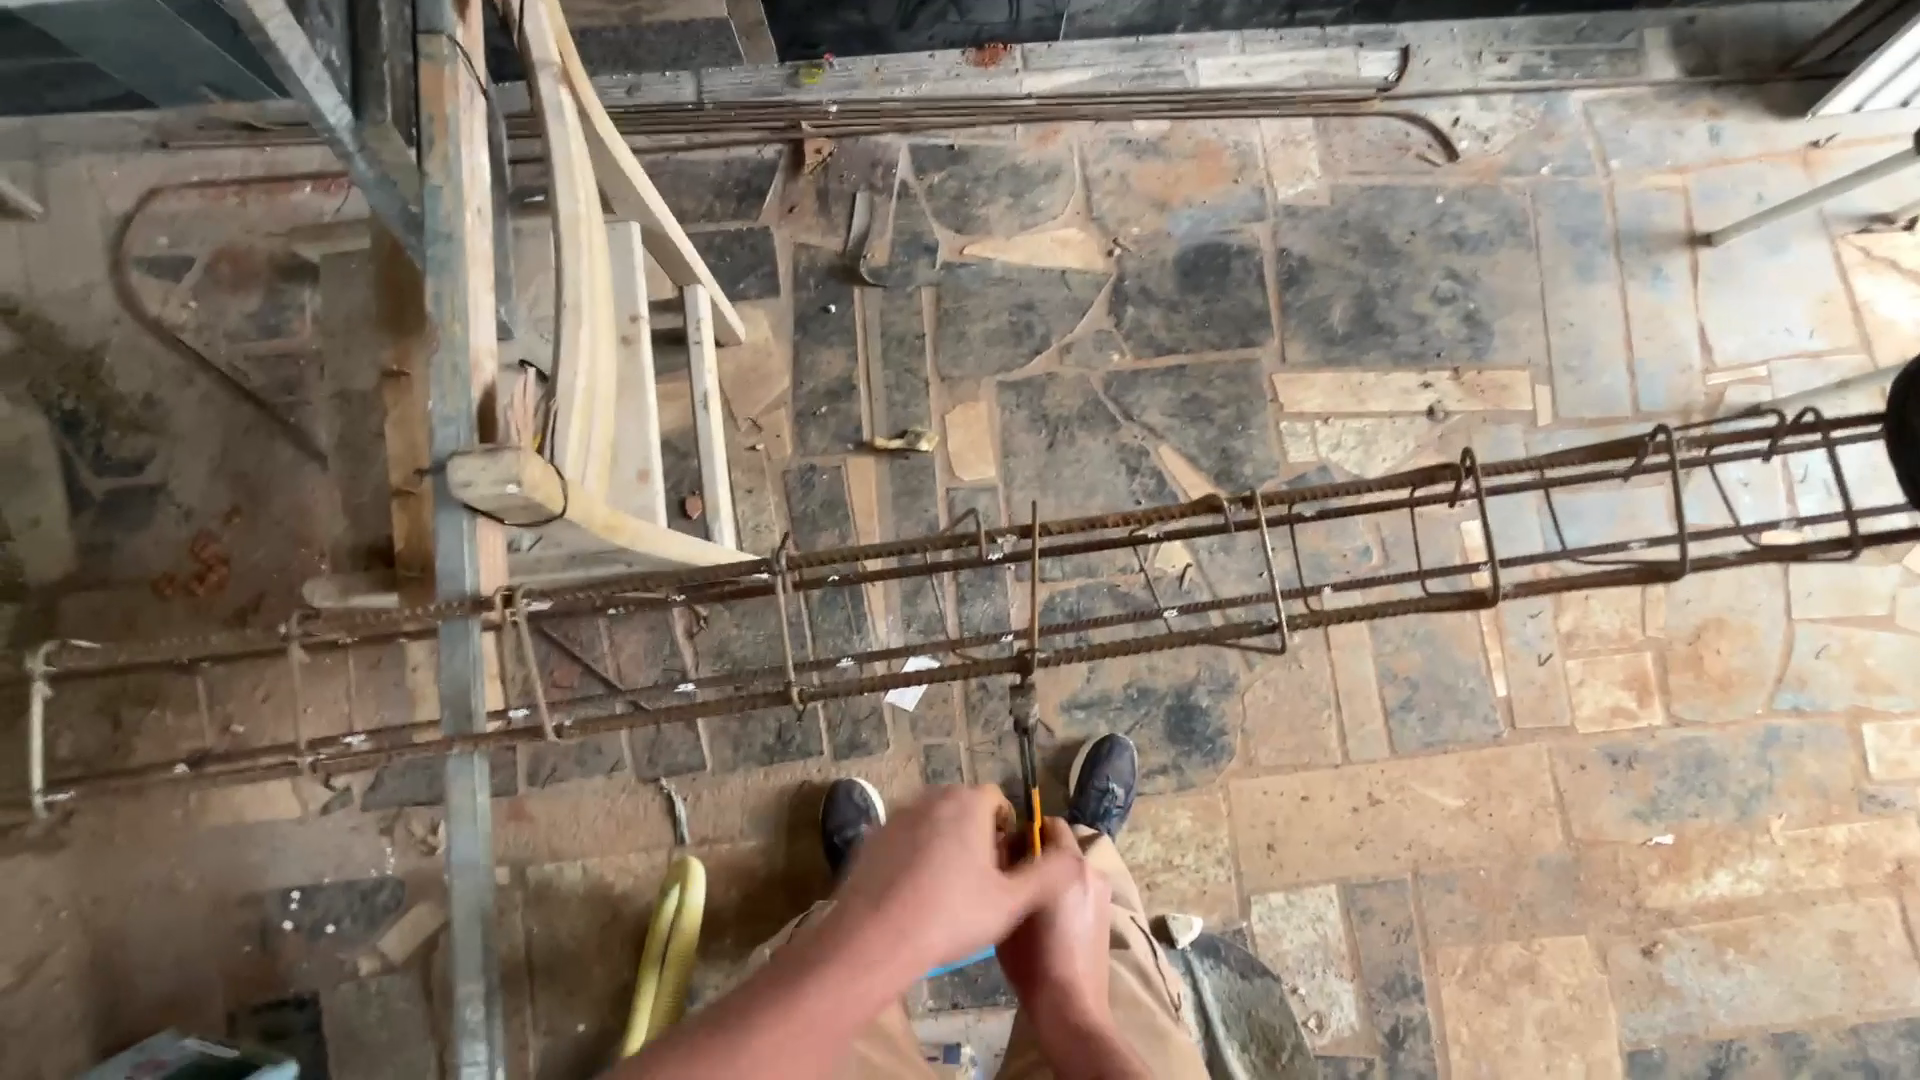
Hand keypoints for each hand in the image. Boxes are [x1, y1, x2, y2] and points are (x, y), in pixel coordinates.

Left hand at [809, 786, 1083, 979]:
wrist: (875, 938)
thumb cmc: (950, 916)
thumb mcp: (1012, 902)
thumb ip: (1047, 874)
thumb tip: (1070, 855)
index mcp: (967, 804)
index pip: (996, 798)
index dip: (1004, 830)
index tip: (1002, 866)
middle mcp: (931, 797)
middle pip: (963, 806)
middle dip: (975, 833)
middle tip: (978, 880)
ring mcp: (897, 814)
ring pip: (932, 820)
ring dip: (944, 842)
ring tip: (945, 889)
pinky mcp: (872, 836)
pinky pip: (904, 837)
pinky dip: (913, 854)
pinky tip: (913, 893)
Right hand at [996, 818, 1113, 1026]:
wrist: (1070, 1006)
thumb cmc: (1032, 960)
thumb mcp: (1008, 911)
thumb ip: (1009, 873)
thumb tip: (1006, 853)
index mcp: (1066, 863)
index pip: (1048, 824)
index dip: (1026, 833)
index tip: (1009, 852)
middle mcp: (1089, 868)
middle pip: (1062, 842)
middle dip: (1040, 850)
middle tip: (1018, 873)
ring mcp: (1103, 888)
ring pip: (1072, 863)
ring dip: (1053, 869)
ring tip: (1034, 896)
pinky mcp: (1107, 909)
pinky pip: (1082, 882)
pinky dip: (1067, 886)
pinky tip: (1052, 914)